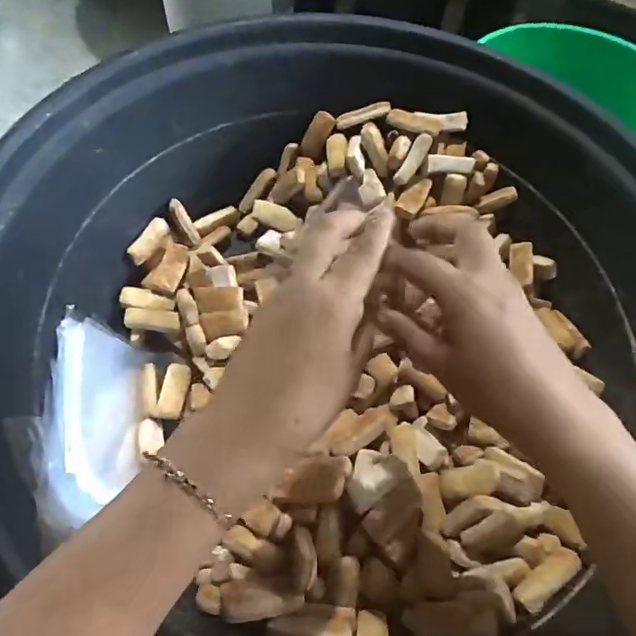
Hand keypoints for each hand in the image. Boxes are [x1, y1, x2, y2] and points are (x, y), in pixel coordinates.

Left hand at [168, 207, 394, 508]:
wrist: (245, 425)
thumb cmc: (309, 405)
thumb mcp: (351, 370)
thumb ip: (367, 332)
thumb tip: (379, 306)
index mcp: (334, 301)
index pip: (362, 252)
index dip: (378, 229)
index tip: (389, 210)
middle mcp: (305, 285)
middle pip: (325, 233)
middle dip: (347, 219)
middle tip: (366, 217)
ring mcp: (279, 294)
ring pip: (307, 250)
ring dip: (330, 239)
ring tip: (351, 245)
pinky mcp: (265, 307)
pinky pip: (297, 273)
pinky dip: (316, 264)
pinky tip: (328, 282)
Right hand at [377, 216, 606, 462]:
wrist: (549, 405)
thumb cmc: (488, 388)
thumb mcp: (440, 364)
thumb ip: (409, 333)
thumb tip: (382, 313)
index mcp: (461, 290)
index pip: (419, 260)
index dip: (394, 258)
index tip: (375, 260)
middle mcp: (486, 276)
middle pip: (465, 230)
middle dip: (438, 227)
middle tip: (414, 238)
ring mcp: (508, 286)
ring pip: (480, 250)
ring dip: (452, 252)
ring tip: (426, 280)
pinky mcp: (519, 301)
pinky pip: (488, 272)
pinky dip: (466, 273)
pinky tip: (450, 307)